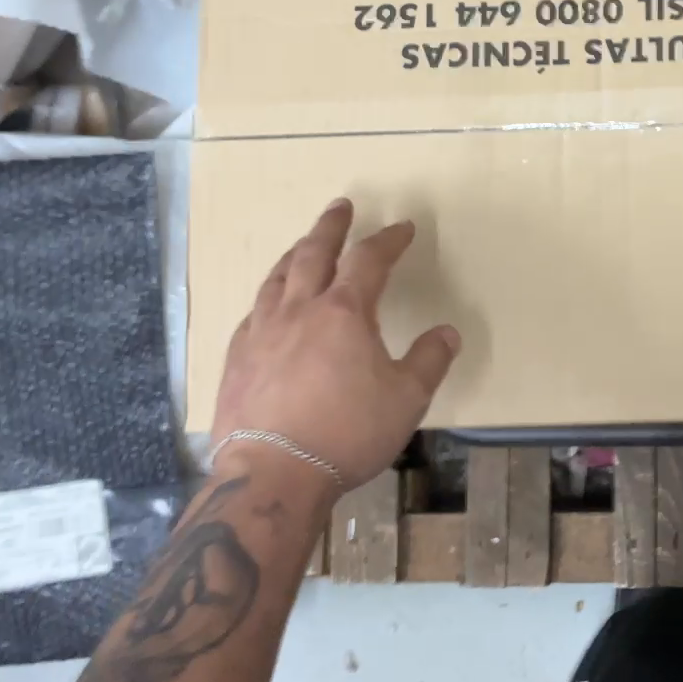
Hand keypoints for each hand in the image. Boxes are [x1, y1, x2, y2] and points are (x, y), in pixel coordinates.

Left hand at [209, 199, 458, 497]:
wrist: (273, 476)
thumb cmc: (347, 432)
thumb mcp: (408, 398)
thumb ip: (431, 360)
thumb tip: (447, 333)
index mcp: (344, 312)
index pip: (370, 260)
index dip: (389, 239)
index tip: (403, 227)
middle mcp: (299, 311)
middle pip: (314, 253)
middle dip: (331, 226)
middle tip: (340, 206)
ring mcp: (261, 334)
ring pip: (277, 279)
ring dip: (295, 254)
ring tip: (303, 244)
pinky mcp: (235, 361)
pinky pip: (252, 314)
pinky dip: (268, 297)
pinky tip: (270, 304)